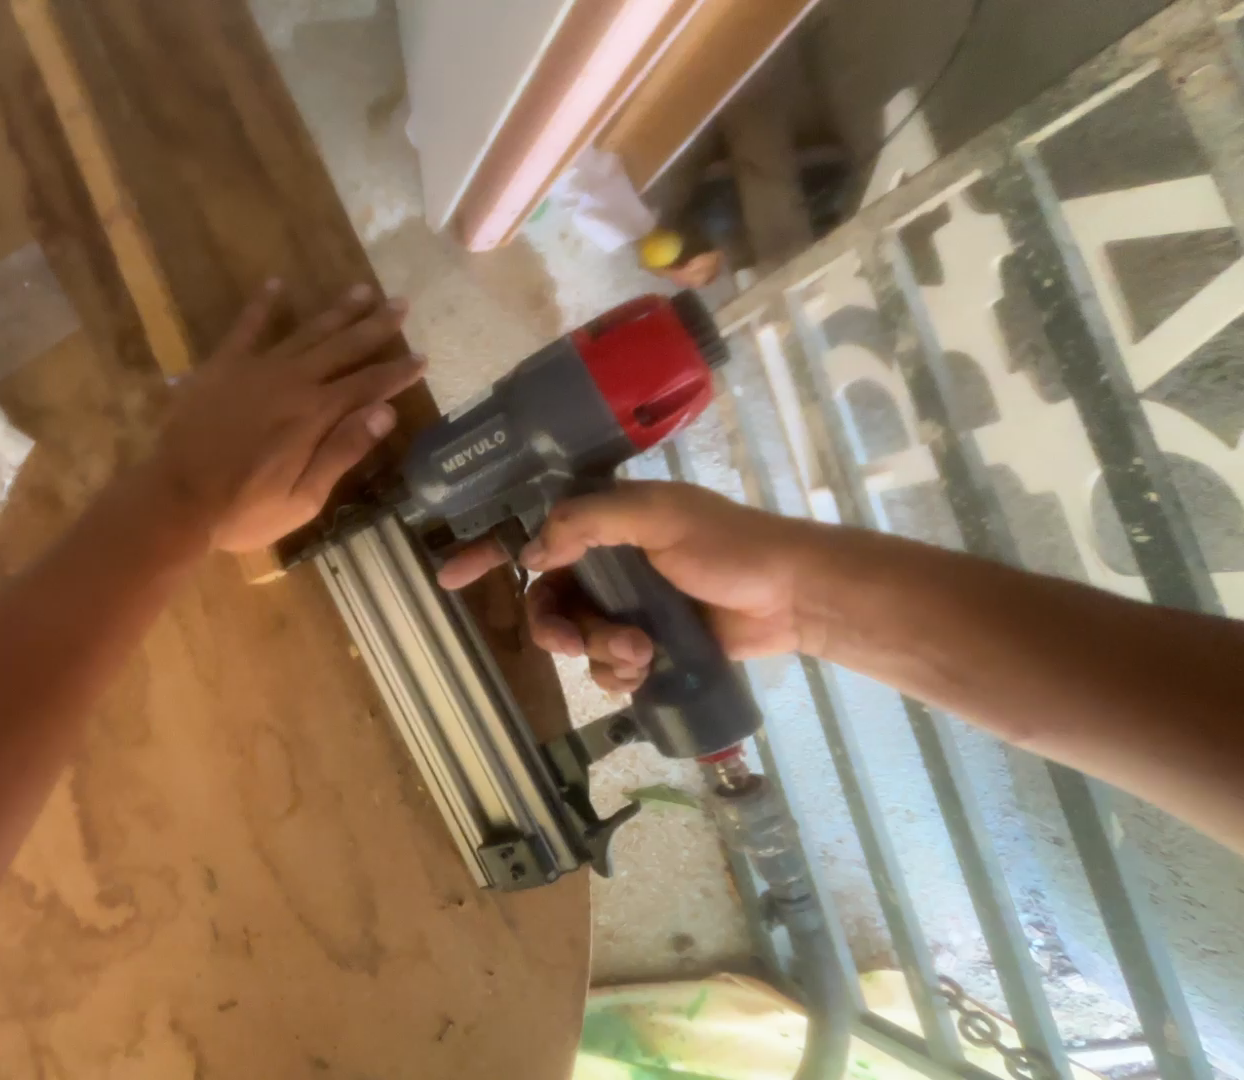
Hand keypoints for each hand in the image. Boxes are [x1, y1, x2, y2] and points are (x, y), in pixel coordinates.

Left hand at [147, 281, 426, 552]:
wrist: (176, 499)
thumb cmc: (244, 510)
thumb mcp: (303, 498)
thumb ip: (343, 451)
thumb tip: (386, 412)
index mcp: (316, 415)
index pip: (368, 385)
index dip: (397, 371)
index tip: (421, 356)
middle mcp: (293, 381)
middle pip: (343, 347)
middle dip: (375, 327)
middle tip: (400, 303)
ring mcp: (256, 369)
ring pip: (306, 331)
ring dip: (335, 311)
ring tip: (361, 290)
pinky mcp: (222, 366)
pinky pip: (246, 328)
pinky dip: (262, 306)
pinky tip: (277, 284)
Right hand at [435, 481, 818, 693]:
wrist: (794, 597)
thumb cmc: (730, 546)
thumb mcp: (659, 516)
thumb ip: (590, 523)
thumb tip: (530, 552)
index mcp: (600, 525)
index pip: (528, 532)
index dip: (486, 552)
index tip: (449, 575)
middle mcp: (601, 565)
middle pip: (545, 601)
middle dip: (557, 628)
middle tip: (579, 644)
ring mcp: (622, 607)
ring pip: (573, 639)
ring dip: (598, 652)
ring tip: (640, 653)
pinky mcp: (644, 643)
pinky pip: (604, 666)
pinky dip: (617, 672)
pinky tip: (645, 670)